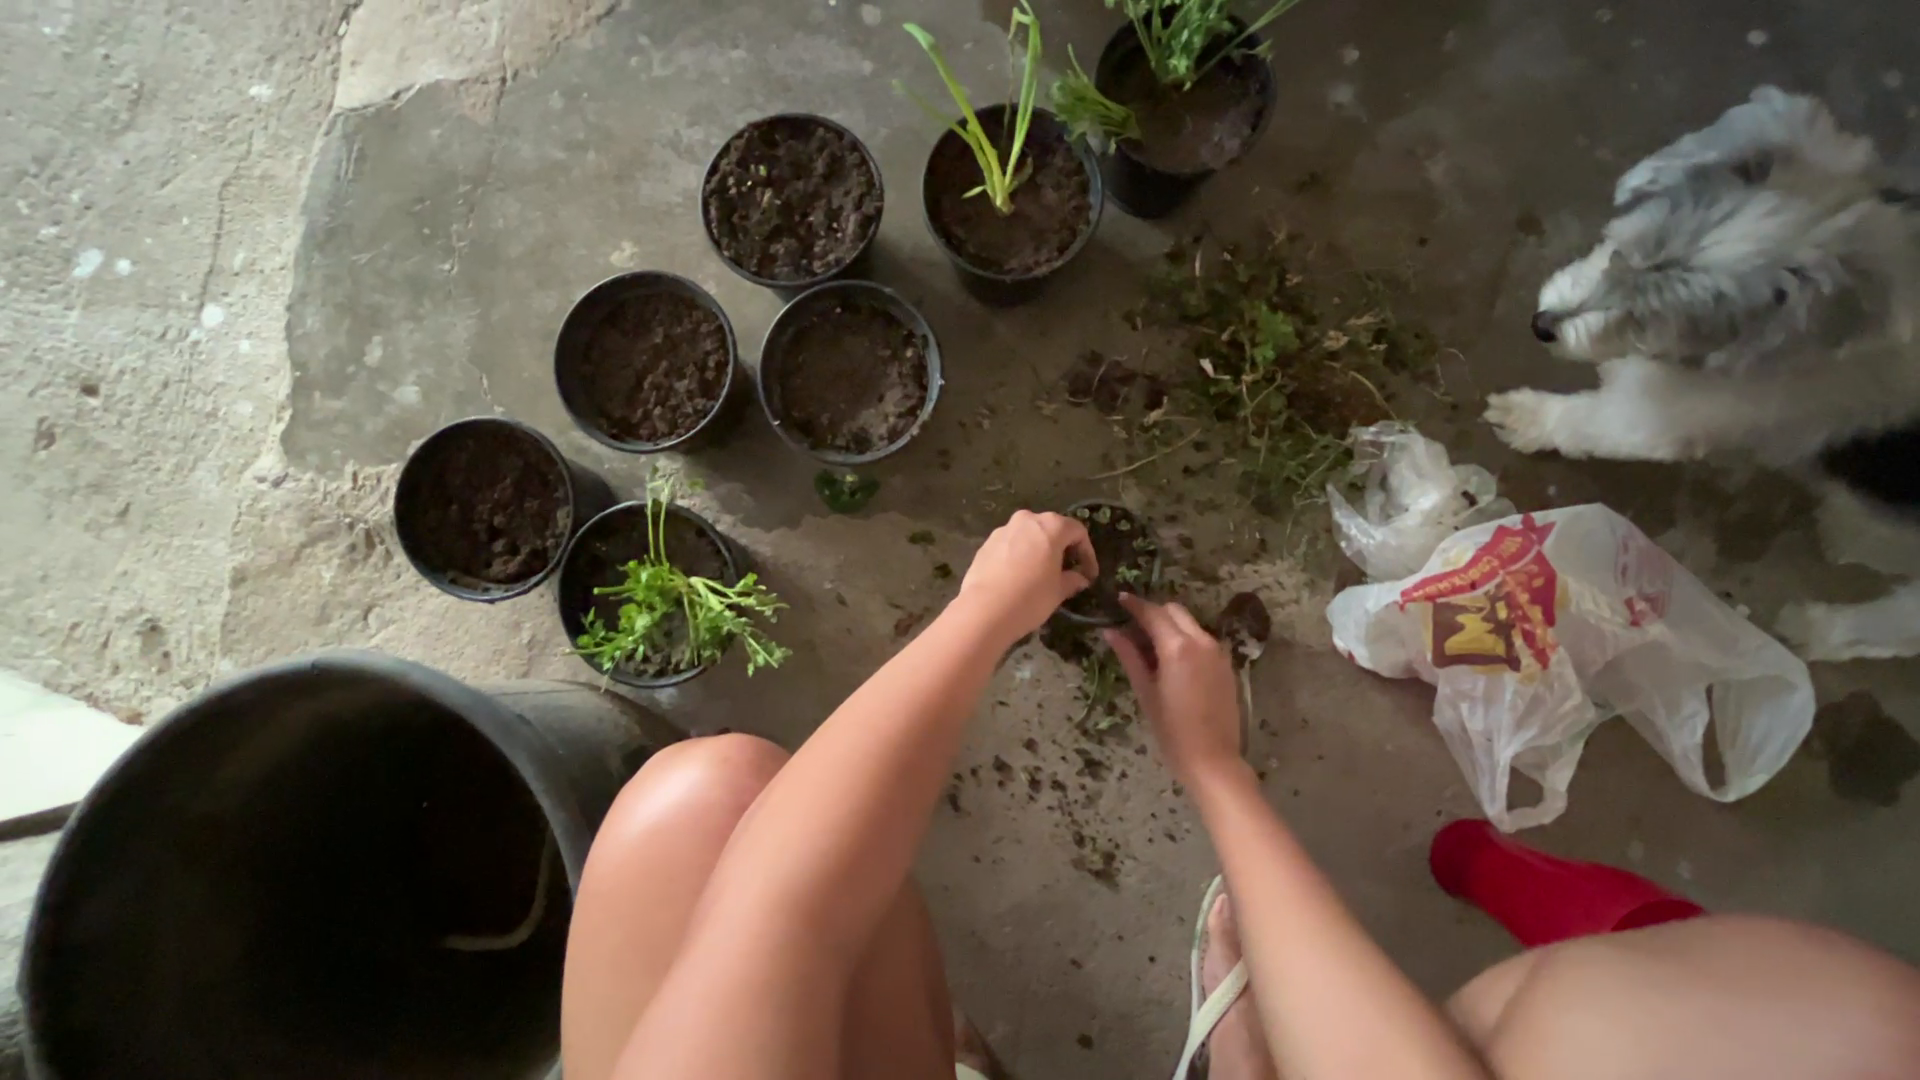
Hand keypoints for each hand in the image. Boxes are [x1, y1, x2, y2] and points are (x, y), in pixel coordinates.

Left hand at [955, 510, 1097, 643]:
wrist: (984, 610)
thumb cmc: (1030, 598)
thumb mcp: (1058, 591)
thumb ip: (1072, 580)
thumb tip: (1079, 578)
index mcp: (1050, 526)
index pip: (1077, 532)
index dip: (1087, 553)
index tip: (1089, 574)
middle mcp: (1026, 520)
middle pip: (1051, 529)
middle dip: (1062, 548)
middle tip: (1067, 571)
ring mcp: (1003, 530)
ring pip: (1028, 535)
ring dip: (1039, 550)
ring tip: (1042, 574)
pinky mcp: (986, 544)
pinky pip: (1010, 545)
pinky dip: (1020, 556)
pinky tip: (1019, 577)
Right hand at [1103, 594, 1243, 789]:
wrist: (1213, 759)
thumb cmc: (1172, 730)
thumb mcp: (1145, 692)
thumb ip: (1129, 656)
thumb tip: (1110, 632)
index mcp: (1177, 647)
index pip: (1152, 613)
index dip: (1134, 604)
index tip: (1119, 599)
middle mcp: (1201, 641)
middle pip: (1174, 611)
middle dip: (1153, 612)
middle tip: (1133, 626)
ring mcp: (1218, 652)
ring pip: (1190, 623)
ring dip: (1170, 625)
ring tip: (1150, 646)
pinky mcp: (1226, 665)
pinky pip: (1202, 640)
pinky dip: (1185, 639)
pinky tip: (1172, 661)